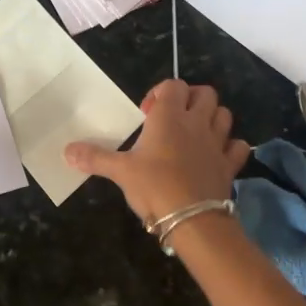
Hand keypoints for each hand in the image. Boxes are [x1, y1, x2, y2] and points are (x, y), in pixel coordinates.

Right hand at [64, 78, 250, 225]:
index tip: (147, 113)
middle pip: (205, 93)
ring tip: (195, 132)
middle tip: (173, 117)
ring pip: (224, 115)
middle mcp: (195, 122)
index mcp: (169, 116)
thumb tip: (66, 151)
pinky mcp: (229, 165)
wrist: (193, 221)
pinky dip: (231, 146)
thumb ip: (95, 157)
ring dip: (212, 117)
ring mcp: (216, 143)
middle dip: (191, 98)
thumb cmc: (154, 186)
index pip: (173, 85)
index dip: (161, 92)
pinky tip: (218, 154)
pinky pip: (238, 147)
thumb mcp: (120, 171)